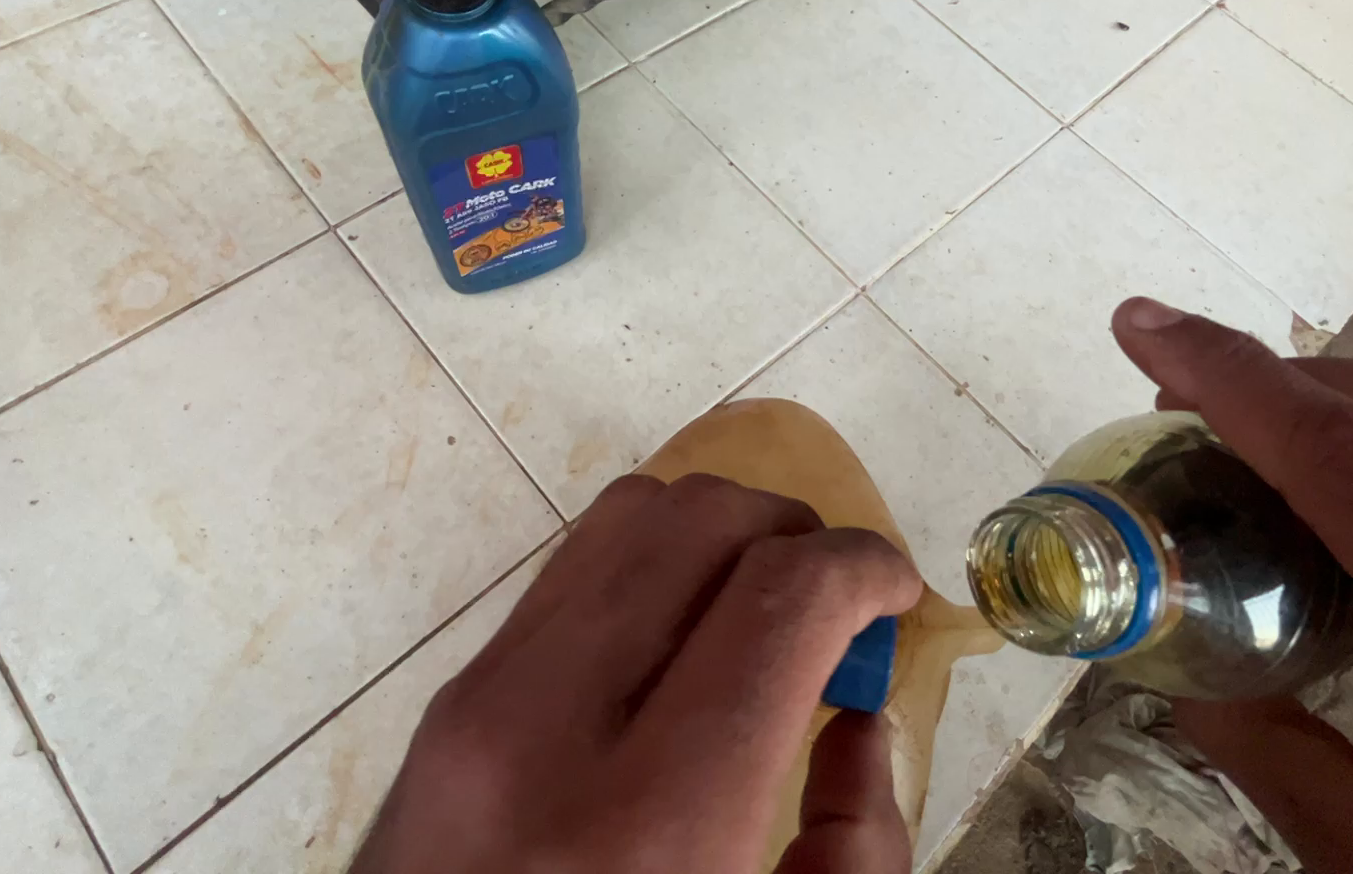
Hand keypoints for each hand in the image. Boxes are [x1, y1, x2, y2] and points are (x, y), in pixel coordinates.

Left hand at [353, 473, 921, 873]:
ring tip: (760, 596)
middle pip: (698, 521)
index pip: (776, 601)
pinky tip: (684, 618)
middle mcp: (548, 727)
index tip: (895, 587)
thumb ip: (853, 852)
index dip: (860, 567)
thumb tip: (857, 717)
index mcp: (649, 825)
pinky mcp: (458, 683)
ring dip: (723, 527)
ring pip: (632, 512)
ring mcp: (484, 691)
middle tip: (831, 596)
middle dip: (793, 530)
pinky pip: (580, 557)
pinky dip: (657, 552)